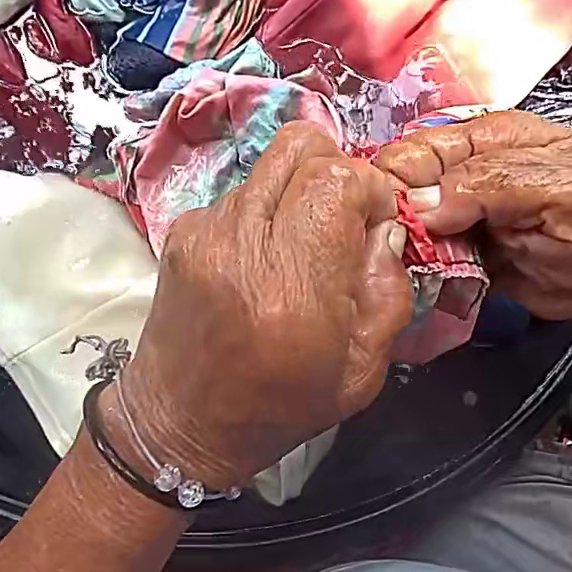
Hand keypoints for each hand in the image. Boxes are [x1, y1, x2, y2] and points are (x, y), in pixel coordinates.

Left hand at [110, 123, 411, 489]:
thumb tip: (384, 230)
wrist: (181, 425)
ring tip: (305, 245)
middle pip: (301, 146)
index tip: (376, 225)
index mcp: (293, 288)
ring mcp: (205, 230)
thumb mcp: (364, 368)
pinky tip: (268, 258)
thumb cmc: (282, 406)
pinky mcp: (182, 228)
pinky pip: (245, 189)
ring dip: (304, 191)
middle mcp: (242, 245)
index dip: (370, 189)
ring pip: (273, 163)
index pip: (337, 179)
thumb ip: (389, 291)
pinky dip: (271, 209)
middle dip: (339, 172)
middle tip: (347, 221)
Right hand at [375, 111, 571, 347]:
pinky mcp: (460, 250)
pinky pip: (424, 253)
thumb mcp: (563, 194)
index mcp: (498, 137)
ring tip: (406, 262)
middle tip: (394, 241)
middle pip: (409, 178)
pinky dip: (416, 266)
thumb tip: (420, 200)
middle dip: (397, 209)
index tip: (392, 214)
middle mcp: (472, 168)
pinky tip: (419, 276)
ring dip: (403, 241)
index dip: (405, 176)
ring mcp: (462, 212)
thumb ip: (494, 185)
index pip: (430, 145)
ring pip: (410, 218)